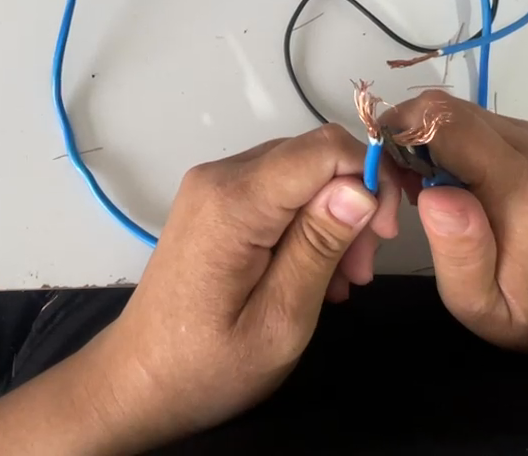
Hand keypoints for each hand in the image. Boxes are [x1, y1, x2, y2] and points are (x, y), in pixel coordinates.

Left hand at [79, 125, 400, 450]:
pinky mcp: (213, 199)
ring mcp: (213, 184)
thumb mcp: (280, 320)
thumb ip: (319, 246)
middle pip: (312, 155)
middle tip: (362, 269)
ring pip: (299, 170)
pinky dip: (305, 219)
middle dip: (353, 201)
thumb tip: (361, 186)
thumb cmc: (209, 364)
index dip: (368, 176)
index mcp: (234, 201)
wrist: (140, 379)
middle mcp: (220, 175)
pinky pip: (276, 188)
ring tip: (341, 279)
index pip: (322, 148)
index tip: (387, 232)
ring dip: (332, 215)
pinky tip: (313, 270)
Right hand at [386, 91, 527, 360]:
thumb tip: (434, 191)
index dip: (404, 128)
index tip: (382, 160)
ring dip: (434, 138)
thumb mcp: (479, 304)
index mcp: (526, 193)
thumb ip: (457, 251)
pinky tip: (458, 181)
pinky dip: (456, 141)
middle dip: (413, 133)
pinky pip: (483, 122)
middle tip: (402, 180)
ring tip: (429, 186)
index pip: (450, 124)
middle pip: (453, 111)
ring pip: (465, 112)